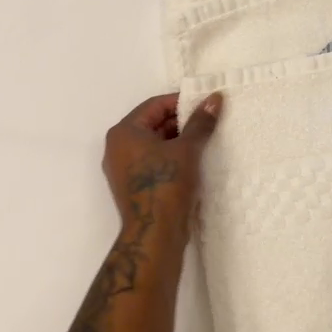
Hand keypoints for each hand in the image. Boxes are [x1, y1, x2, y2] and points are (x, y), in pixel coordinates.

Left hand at [101, 92, 221, 233]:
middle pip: (152, 124)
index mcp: (123, 132)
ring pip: (153, 145)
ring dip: (177, 141)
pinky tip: (193, 162)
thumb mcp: (187, 149)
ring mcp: (122, 169)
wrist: (155, 234)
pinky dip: (170, 158)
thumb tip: (215, 98)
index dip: (181, 102)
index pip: (154, 105)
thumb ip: (200, 122)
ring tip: (204, 141)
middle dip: (180, 122)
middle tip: (208, 122)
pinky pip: (152, 163)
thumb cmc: (166, 184)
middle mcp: (117, 148)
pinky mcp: (131, 186)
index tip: (205, 104)